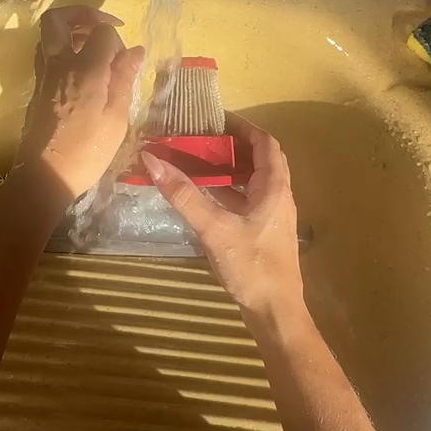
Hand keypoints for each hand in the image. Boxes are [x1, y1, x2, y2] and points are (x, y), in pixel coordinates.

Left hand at [14, 6, 144, 197]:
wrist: (44, 176)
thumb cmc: (87, 151)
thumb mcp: (117, 118)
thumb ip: (124, 79)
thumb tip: (135, 50)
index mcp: (85, 69)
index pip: (102, 31)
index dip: (117, 39)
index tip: (125, 60)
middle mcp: (59, 65)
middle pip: (57, 19)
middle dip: (80, 14)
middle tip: (101, 26)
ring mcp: (43, 77)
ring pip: (46, 37)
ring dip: (68, 33)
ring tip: (90, 50)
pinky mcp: (36, 91)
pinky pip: (46, 58)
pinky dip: (62, 54)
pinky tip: (80, 76)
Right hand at [142, 113, 303, 314]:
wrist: (275, 311)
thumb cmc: (252, 266)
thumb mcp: (214, 228)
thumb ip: (184, 194)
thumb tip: (152, 159)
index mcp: (274, 188)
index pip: (265, 143)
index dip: (244, 127)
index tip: (216, 119)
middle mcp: (278, 197)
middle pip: (260, 160)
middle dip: (232, 147)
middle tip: (201, 141)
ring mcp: (271, 217)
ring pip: (252, 182)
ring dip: (228, 170)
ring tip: (198, 163)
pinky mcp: (263, 234)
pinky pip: (245, 202)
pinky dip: (227, 193)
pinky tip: (204, 198)